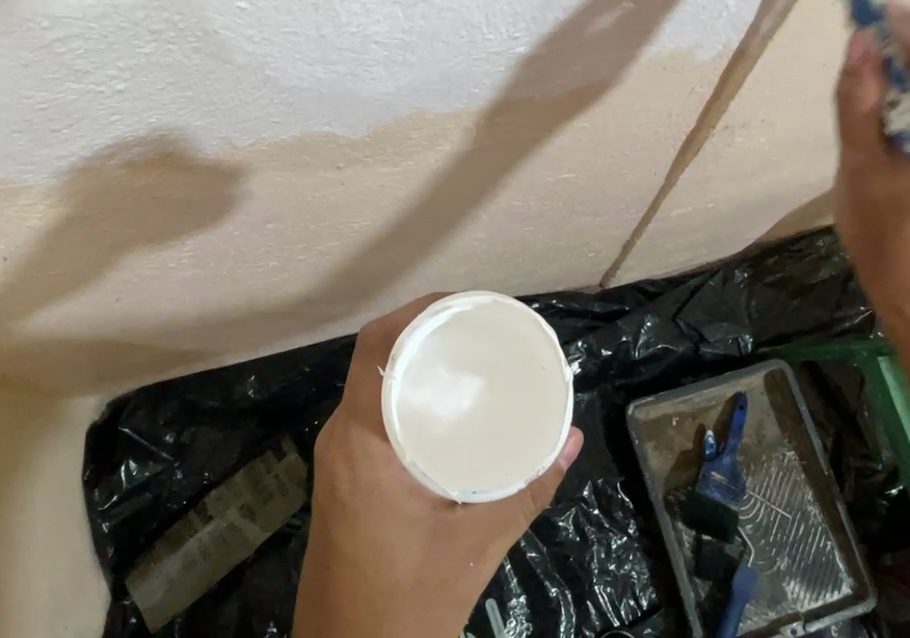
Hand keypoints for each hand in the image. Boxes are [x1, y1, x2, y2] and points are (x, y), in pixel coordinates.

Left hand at [294, 294, 584, 637]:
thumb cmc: (405, 604)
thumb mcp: (476, 545)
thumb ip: (527, 489)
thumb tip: (571, 438)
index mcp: (362, 443)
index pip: (377, 348)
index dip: (417, 312)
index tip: (468, 305)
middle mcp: (341, 438)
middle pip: (374, 357)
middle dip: (425, 330)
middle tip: (481, 328)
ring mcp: (338, 458)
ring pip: (372, 383)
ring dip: (414, 360)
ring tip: (469, 353)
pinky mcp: (344, 476)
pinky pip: (372, 410)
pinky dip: (406, 392)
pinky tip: (444, 402)